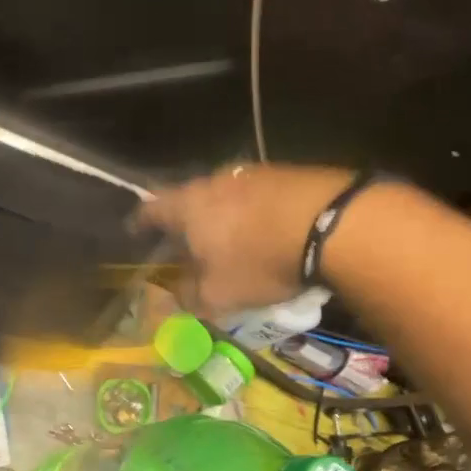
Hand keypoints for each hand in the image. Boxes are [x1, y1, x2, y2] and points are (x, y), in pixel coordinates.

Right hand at [138, 164, 356, 312]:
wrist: (334, 225)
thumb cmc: (259, 261)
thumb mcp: (217, 294)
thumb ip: (187, 296)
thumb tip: (173, 296)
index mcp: (187, 206)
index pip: (149, 209)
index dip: (139, 225)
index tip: (136, 236)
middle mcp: (214, 181)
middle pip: (188, 201)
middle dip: (184, 224)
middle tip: (185, 247)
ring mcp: (253, 174)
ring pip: (223, 198)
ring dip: (221, 219)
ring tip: (227, 243)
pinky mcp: (289, 175)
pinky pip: (256, 198)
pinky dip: (252, 215)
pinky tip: (263, 235)